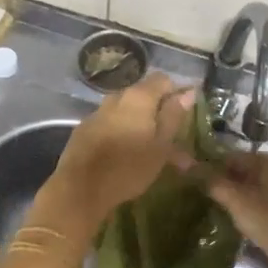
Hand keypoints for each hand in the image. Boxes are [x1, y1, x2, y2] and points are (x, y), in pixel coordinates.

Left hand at [23, 72, 191, 263]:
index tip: (187, 113)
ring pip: (126, 112)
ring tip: (152, 151)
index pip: (163, 79)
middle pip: (143, 95)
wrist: (80, 188)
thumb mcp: (161, 146)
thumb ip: (173, 116)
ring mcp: (97, 113)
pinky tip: (126, 153)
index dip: (177, 92)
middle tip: (173, 137)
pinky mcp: (84, 129)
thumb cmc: (128, 168)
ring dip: (141, 125)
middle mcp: (115, 97)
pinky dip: (123, 133)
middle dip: (159, 112)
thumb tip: (187, 92)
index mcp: (137, 97)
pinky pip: (110, 124)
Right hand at [189, 152, 267, 267]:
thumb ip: (209, 180)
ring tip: (189, 209)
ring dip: (218, 200)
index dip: (200, 166)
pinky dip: (230, 213)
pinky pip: (244, 208)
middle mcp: (267, 173)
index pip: (220, 156)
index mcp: (262, 161)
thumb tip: (178, 156)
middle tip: (179, 196)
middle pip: (229, 173)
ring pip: (236, 192)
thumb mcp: (238, 200)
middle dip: (208, 183)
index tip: (176, 180)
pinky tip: (212, 222)